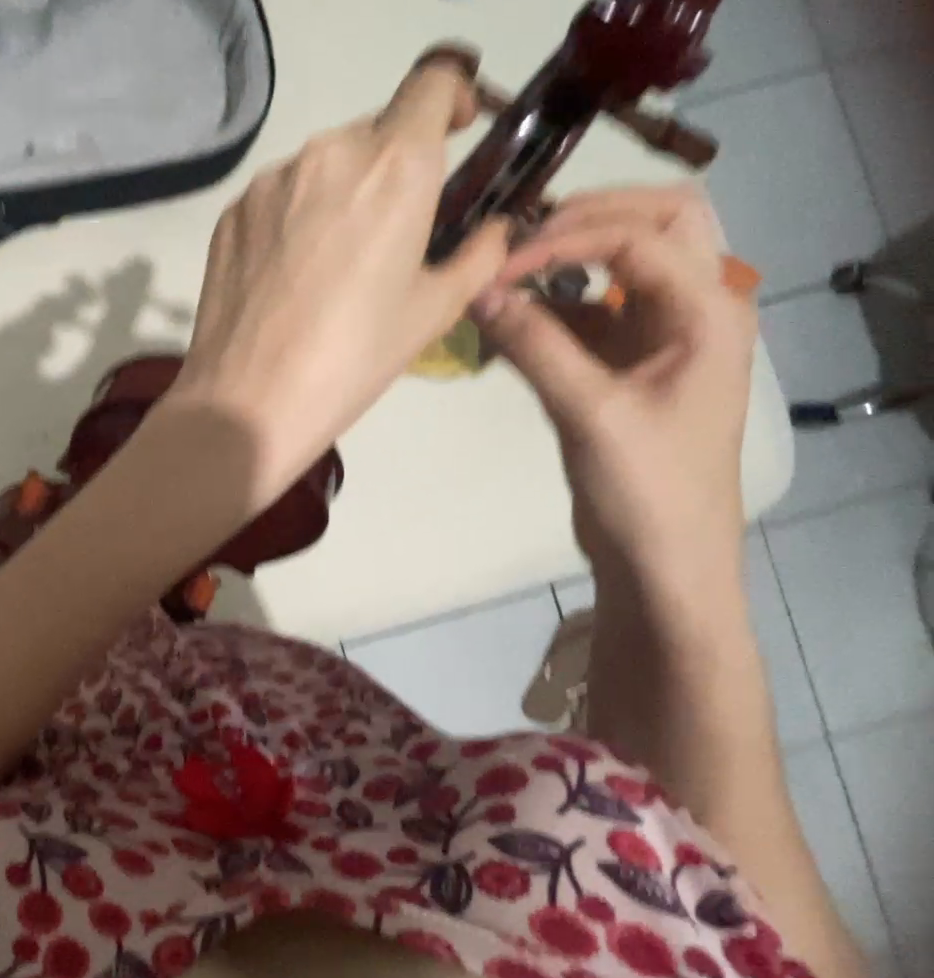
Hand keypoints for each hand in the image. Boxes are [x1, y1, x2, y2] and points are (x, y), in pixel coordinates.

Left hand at [161, 46, 511, 501]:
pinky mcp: (228, 216)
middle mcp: (328, 155)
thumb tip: (495, 229)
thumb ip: (479, 252)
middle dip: (392, 166)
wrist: (246, 403)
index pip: (435, 82)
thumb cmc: (352, 359)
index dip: (452, 100)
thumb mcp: (436, 309)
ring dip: (339, 193)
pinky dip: (293, 217)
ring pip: (320, 166)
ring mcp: (268, 185)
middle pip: (374, 131)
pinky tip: (288, 276)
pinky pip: (276, 198)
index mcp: (395, 165)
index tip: (455, 134)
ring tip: (334, 263)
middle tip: (392, 230)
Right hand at [471, 185, 757, 583]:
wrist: (664, 552)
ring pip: (629, 258)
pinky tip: (508, 318)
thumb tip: (477, 294)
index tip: (498, 268)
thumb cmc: (646, 484)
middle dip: (589, 216)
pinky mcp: (629, 361)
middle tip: (520, 237)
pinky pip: (594, 309)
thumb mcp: (588, 412)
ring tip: (508, 267)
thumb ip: (533, 347)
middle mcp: (695, 307)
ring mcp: (663, 333)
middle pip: (660, 219)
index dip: (566, 239)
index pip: (640, 238)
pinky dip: (553, 302)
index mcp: (708, 312)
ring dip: (573, 252)